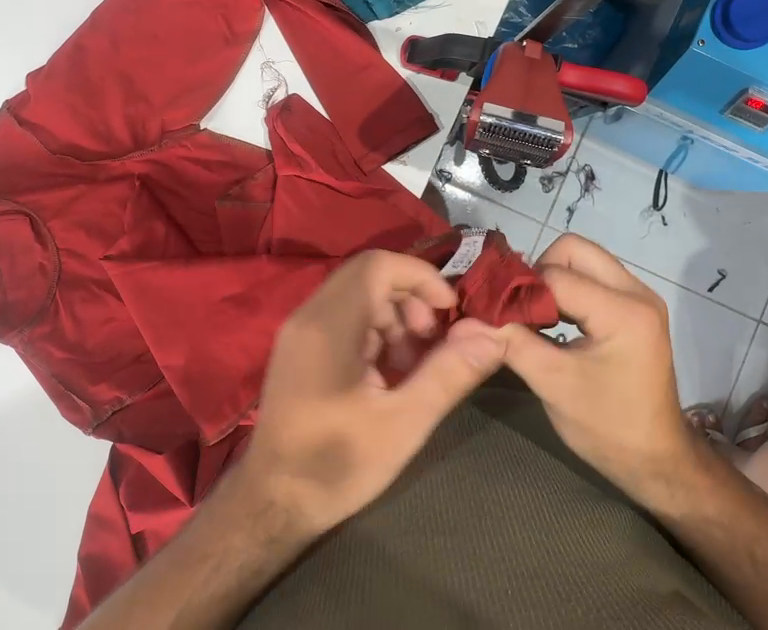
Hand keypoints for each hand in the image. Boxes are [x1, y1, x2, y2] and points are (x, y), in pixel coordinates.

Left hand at [237, 250, 507, 536]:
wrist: (273, 503)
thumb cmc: (337, 464)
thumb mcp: (404, 423)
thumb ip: (449, 373)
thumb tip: (493, 336)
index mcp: (329, 325)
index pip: (379, 265)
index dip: (421, 277)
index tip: (450, 313)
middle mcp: (309, 316)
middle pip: (369, 276)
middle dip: (411, 300)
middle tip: (434, 343)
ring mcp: (300, 332)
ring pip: (358, 296)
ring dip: (395, 318)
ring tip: (416, 365)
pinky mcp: (300, 349)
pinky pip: (344, 318)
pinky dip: (375, 332)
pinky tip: (391, 374)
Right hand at [495, 234, 697, 502]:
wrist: (657, 461)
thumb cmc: (607, 426)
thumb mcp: (553, 384)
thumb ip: (511, 343)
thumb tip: (468, 318)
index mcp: (623, 311)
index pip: (555, 277)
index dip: (519, 291)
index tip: (493, 314)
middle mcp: (637, 292)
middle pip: (574, 250)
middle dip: (539, 273)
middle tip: (519, 310)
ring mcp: (640, 298)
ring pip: (584, 260)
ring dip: (553, 280)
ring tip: (532, 317)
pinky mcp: (636, 308)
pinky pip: (594, 278)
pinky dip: (568, 290)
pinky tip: (553, 322)